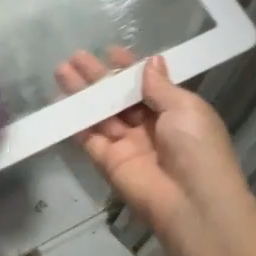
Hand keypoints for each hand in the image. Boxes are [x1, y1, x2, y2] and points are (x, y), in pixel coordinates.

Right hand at [54, 49, 249, 232]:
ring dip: (82, 92)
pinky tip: (59, 98)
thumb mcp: (186, 107)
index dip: (129, 68)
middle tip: (76, 56)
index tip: (110, 51)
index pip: (147, 85)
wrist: (192, 204)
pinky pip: (88, 136)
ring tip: (61, 69)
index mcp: (175, 112)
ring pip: (100, 112)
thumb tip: (151, 61)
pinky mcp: (108, 162)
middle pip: (119, 97)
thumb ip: (160, 86)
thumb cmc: (196, 147)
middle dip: (98, 76)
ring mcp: (127, 145)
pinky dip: (74, 119)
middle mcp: (150, 127)